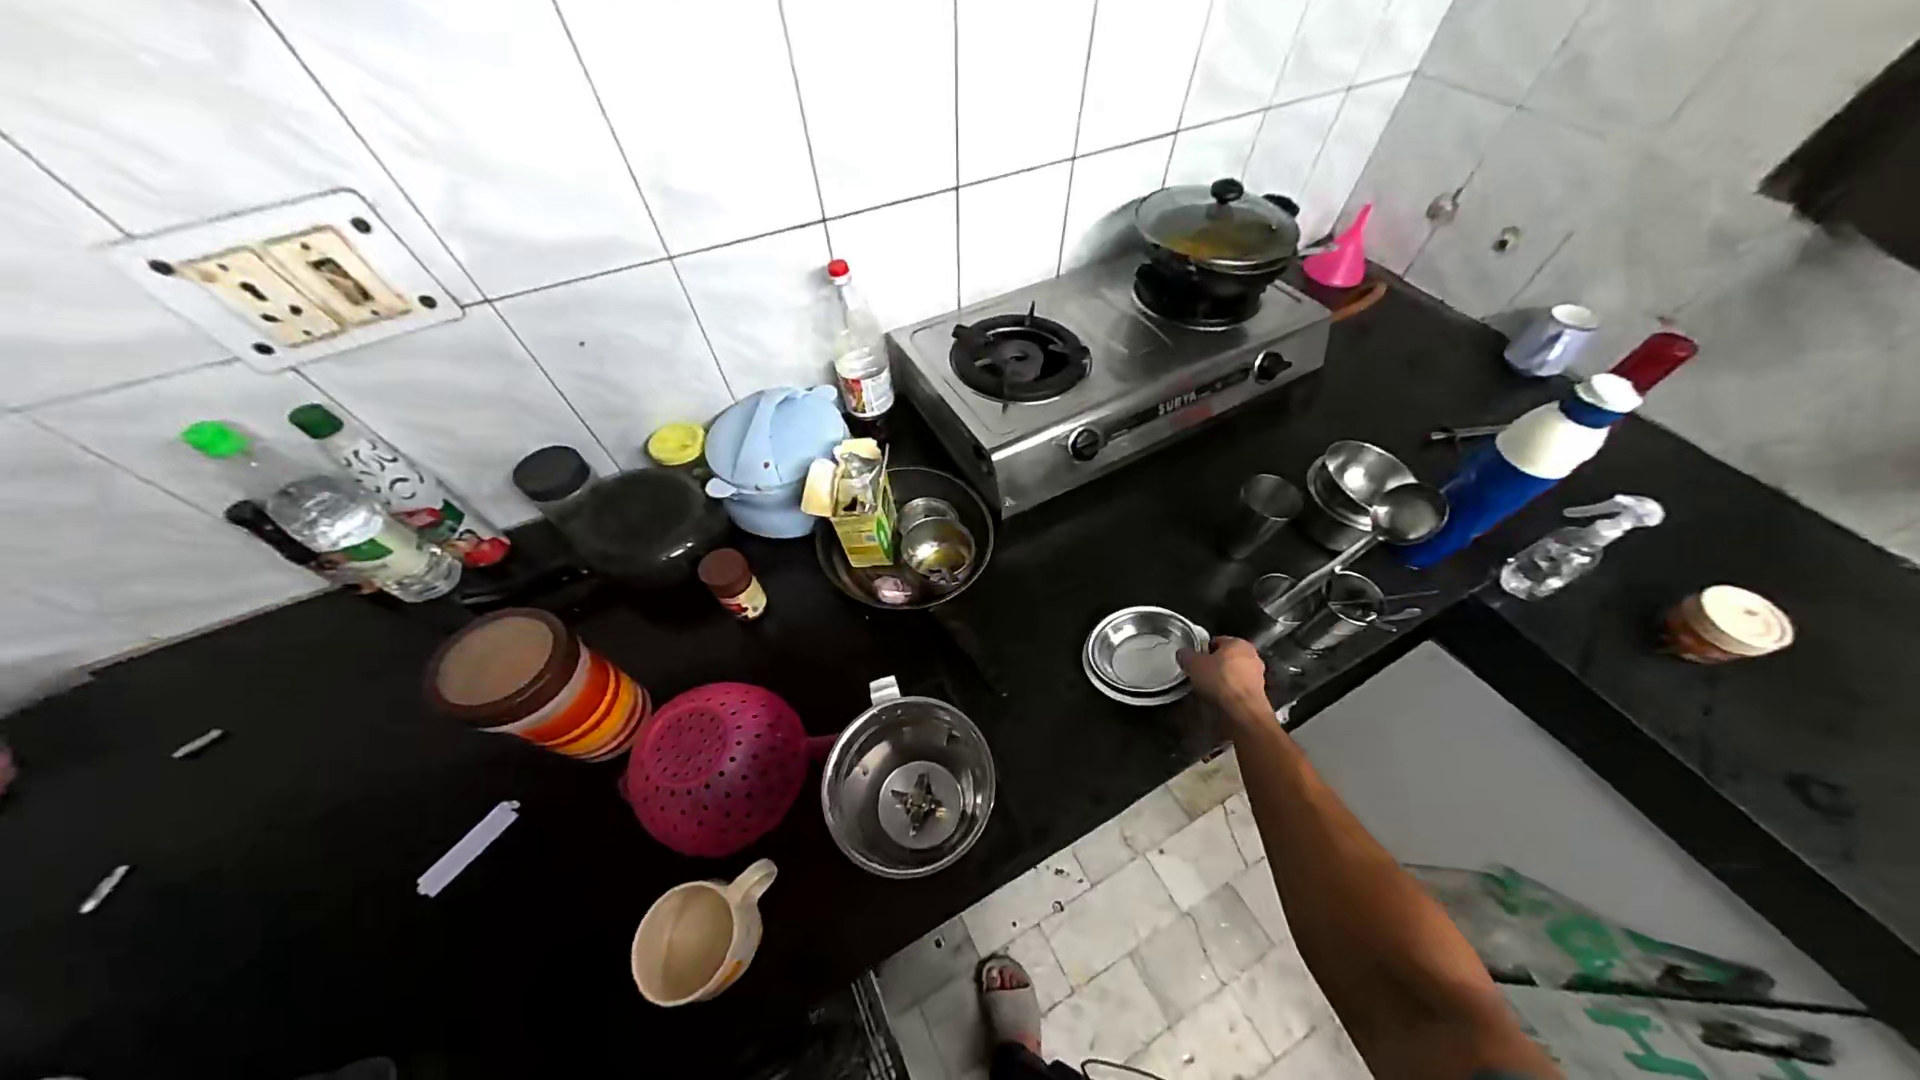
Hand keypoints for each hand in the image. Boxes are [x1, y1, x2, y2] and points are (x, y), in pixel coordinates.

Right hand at [1177, 637, 1268, 714]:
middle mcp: (1252, 656)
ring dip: (1222, 679)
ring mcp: (1258, 675)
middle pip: (1226, 657)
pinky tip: (1219, 698)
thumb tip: (1183, 654)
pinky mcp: (1258, 693)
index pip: (1216, 641)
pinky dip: (1229, 691)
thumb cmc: (1220, 680)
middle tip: (1199, 674)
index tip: (1194, 660)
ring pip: (1233, 673)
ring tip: (1208, 688)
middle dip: (1214, 664)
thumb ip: (1186, 655)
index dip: (1202, 650)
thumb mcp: (1193, 664)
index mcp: (1239, 643)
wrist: (1242, 710)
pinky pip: (1237, 688)